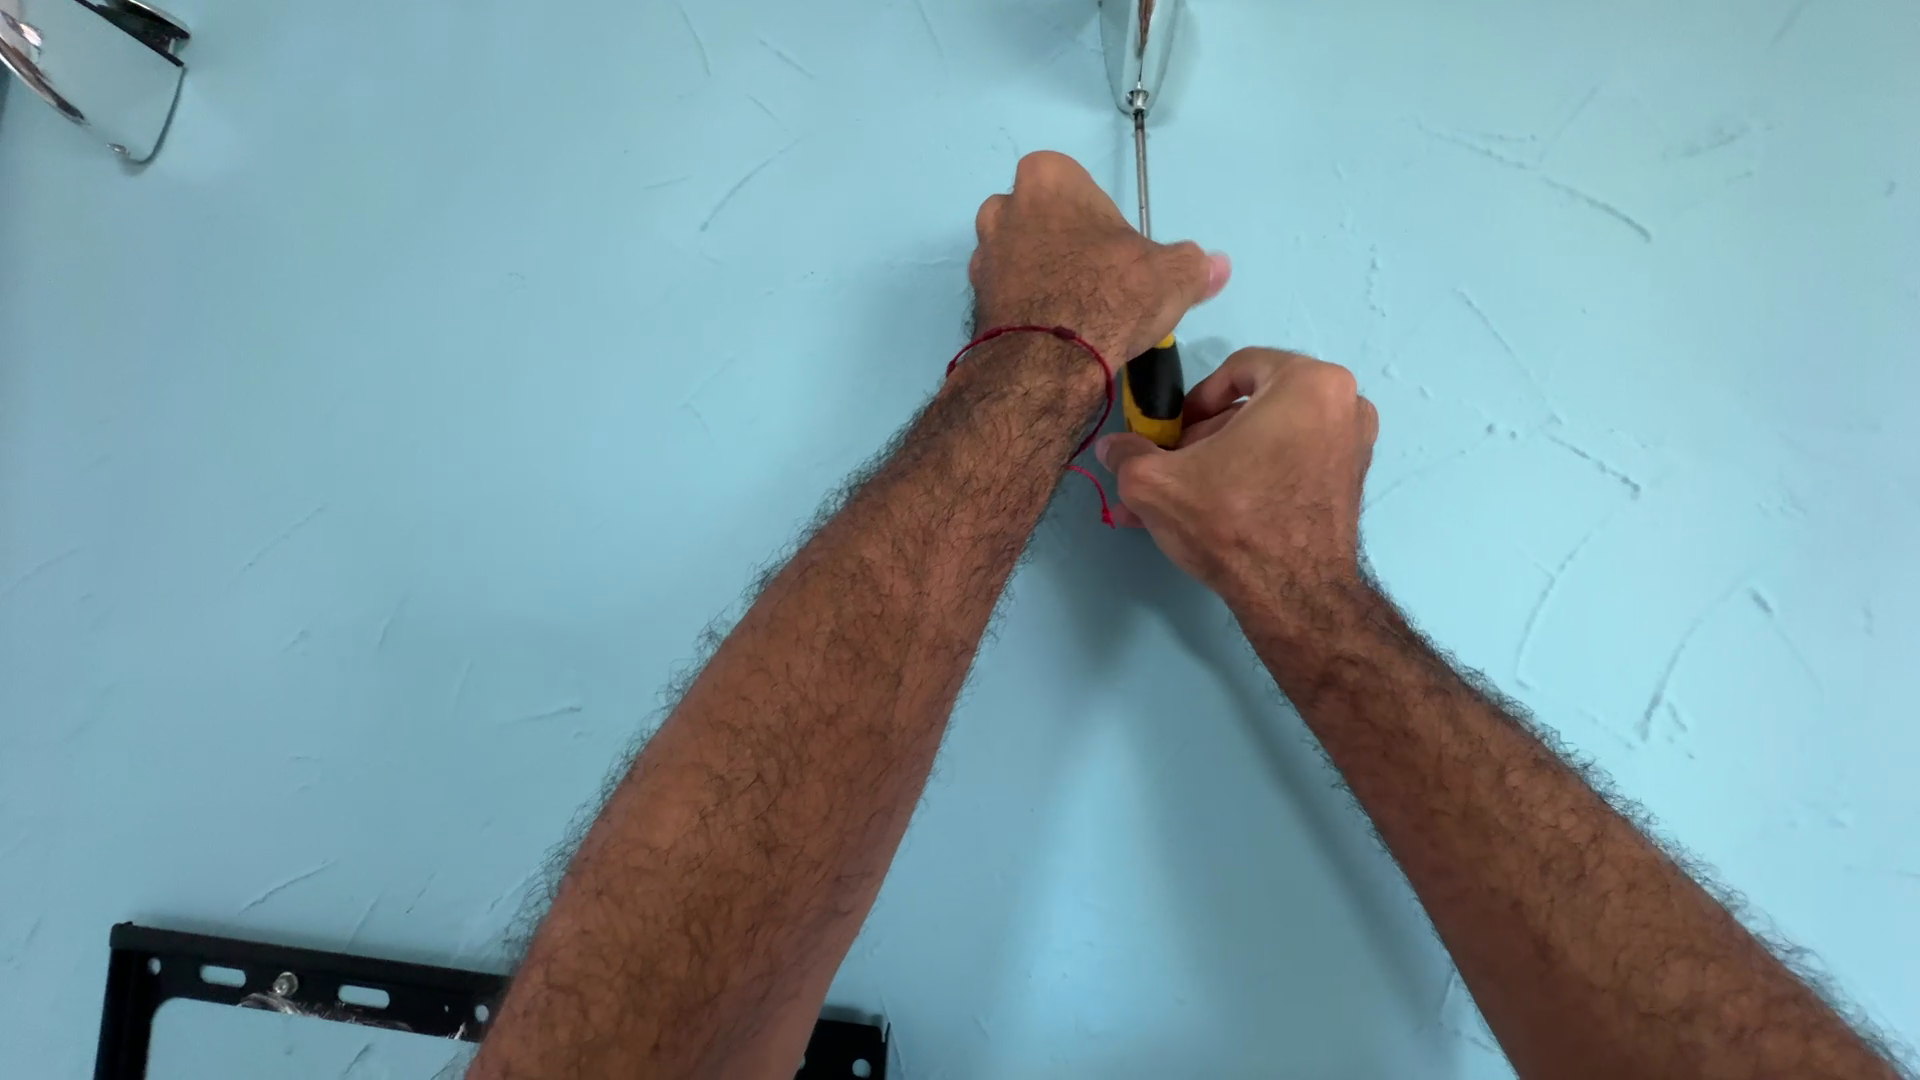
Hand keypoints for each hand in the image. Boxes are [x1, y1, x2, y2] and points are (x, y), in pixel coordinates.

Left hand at [969, 151, 1230, 364]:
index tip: (1117, 258)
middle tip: (1095, 285)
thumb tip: (1217, 266)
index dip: (1102, 225)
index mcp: (1047, 177)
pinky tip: (1050, 335)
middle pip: (1045, 223)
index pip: (1080, 190)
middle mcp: (1002, 207)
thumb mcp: (1171, 275)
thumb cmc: (1110, 298)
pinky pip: (1007, 297)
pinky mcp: (973, 302)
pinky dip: (1025, 310)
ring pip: (1021, 260)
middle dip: (1066, 248)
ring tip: (1074, 315)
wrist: (1047, 364)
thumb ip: (1194, 264)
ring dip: (1043, 279)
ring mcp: (982, 257)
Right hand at [1094, 348, 1378, 612]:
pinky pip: (1291, 465)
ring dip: (1223, 462)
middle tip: (1175, 470)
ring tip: (1185, 500)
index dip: (1195, 400)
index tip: (1174, 435)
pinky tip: (1216, 514)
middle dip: (1205, 439)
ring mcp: (1354, 446)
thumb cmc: (1229, 519)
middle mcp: (1344, 404)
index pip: (1238, 368)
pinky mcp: (1351, 485)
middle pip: (1255, 407)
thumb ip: (1127, 454)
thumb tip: (1109, 446)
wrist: (1292, 594)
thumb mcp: (1154, 481)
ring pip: (1270, 440)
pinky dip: (1254, 479)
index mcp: (1307, 383)